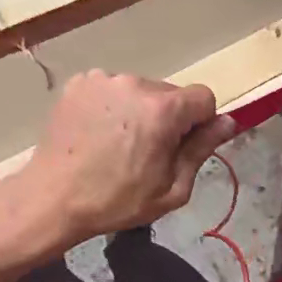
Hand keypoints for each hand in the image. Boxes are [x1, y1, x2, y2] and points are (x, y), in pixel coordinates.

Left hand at [21, 71, 236, 246]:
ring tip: (116, 144)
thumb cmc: (116, 201)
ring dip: (137, 111)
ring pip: (138, 91)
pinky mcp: (78, 84)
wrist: (53, 199)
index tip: (182, 148)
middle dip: (167, 118)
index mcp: (163, 109)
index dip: (199, 124)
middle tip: (146, 153)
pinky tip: (97, 134)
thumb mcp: (171, 189)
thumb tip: (228, 122)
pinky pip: (110, 90)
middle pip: (169, 94)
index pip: (203, 98)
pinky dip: (110, 107)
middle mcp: (134, 83)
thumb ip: (202, 150)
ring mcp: (102, 80)